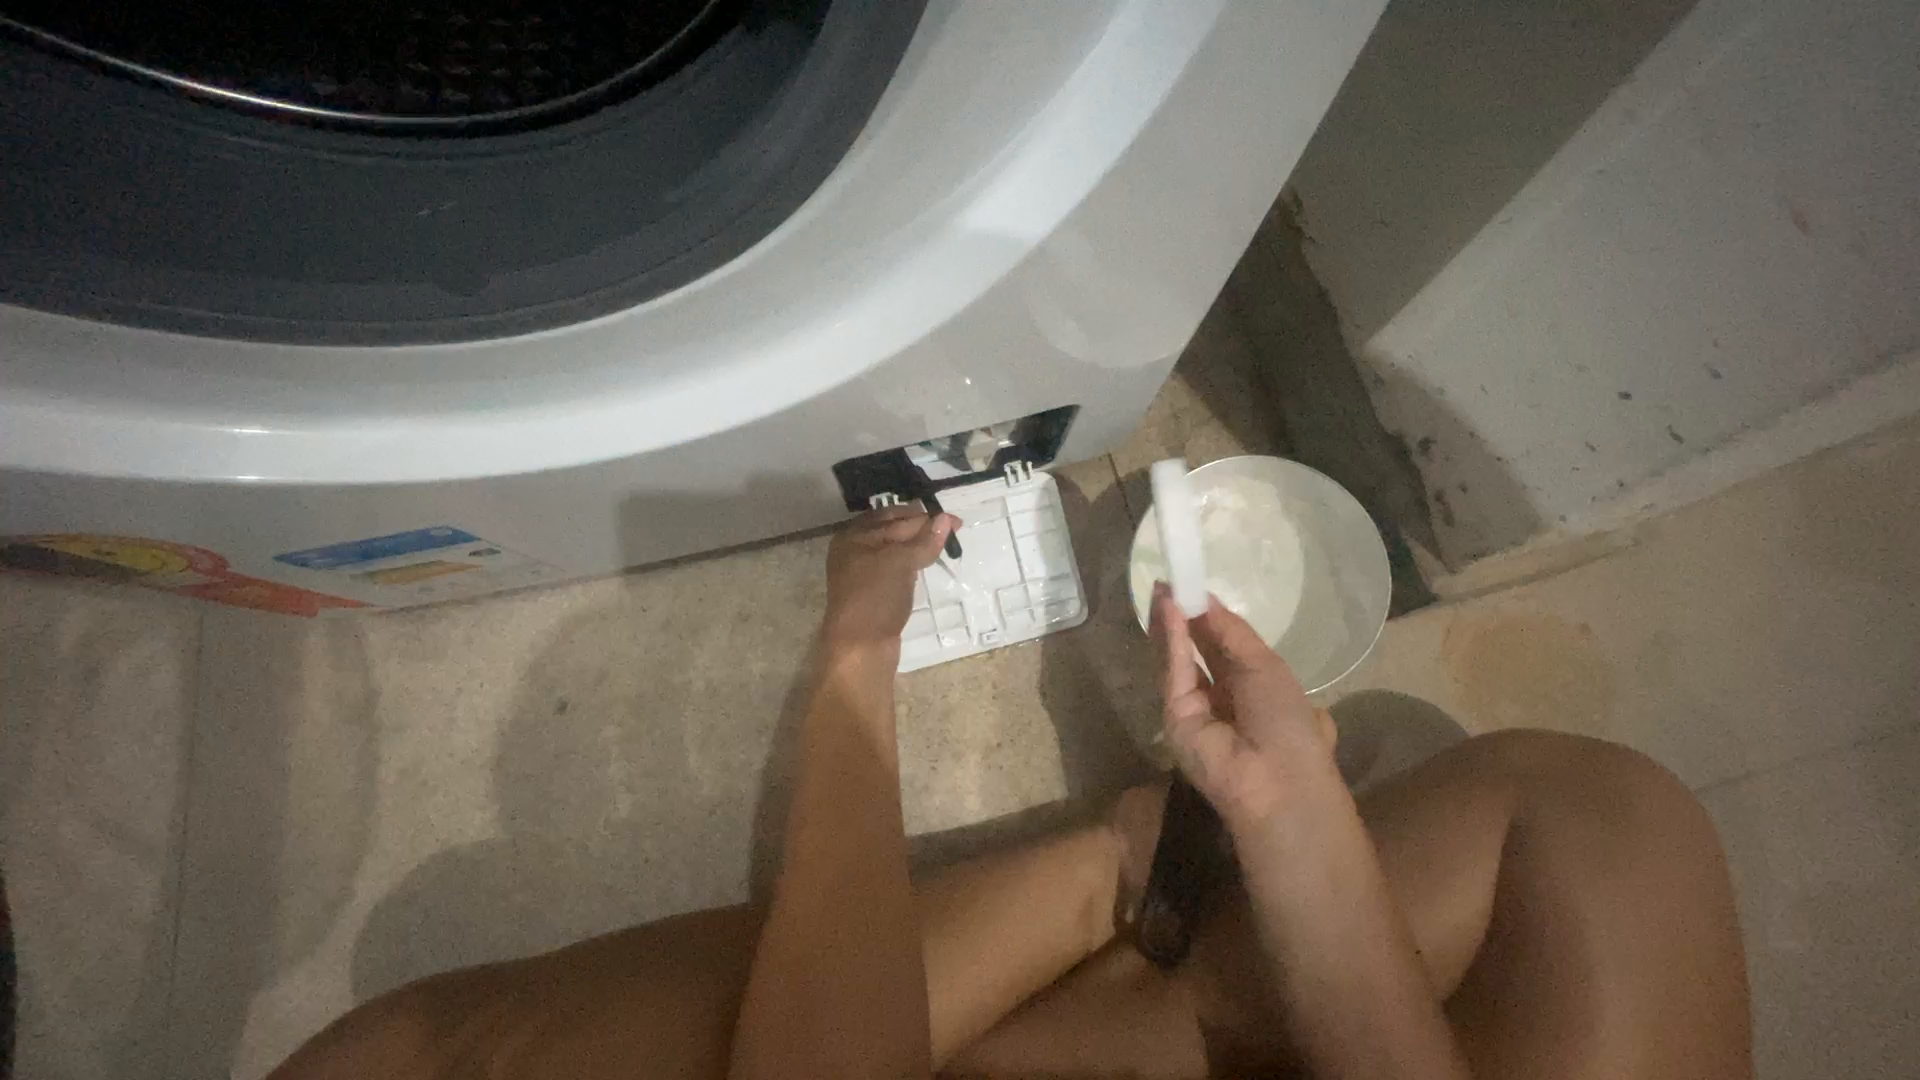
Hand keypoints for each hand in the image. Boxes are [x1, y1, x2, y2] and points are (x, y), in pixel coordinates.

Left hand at [821, 505, 959, 653]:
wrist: (860, 647)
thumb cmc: (876, 596)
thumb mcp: (900, 562)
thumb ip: (924, 540)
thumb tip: (947, 518)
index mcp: (854, 537)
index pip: (894, 517)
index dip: (924, 517)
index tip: (953, 521)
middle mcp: (853, 552)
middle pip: (891, 532)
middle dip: (919, 528)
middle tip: (950, 530)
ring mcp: (861, 575)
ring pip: (893, 552)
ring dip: (915, 546)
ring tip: (941, 545)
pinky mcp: (872, 594)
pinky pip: (893, 570)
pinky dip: (910, 565)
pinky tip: (923, 566)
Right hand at [1150, 583, 1339, 831]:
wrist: (1278, 782)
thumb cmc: (1288, 722)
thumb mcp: (1267, 666)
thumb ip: (1230, 631)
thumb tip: (1203, 599)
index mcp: (1252, 686)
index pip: (1222, 645)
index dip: (1207, 616)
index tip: (1192, 586)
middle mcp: (1221, 695)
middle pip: (1194, 650)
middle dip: (1183, 617)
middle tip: (1169, 582)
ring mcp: (1195, 708)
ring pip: (1178, 660)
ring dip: (1171, 625)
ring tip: (1163, 589)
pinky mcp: (1174, 717)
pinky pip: (1173, 673)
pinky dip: (1171, 643)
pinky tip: (1170, 612)